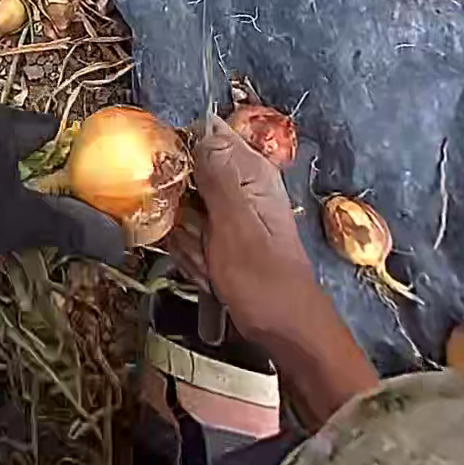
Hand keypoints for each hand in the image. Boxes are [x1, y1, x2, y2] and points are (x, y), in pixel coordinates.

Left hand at [0, 102, 124, 286]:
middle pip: (25, 142)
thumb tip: (119, 242)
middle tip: (49, 207)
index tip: (78, 190)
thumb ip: (68, 226)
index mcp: (4, 123)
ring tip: (16, 214)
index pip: (53, 130)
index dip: (70, 159)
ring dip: (10, 180)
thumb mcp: (18, 223)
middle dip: (40, 172)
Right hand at [168, 116, 319, 339]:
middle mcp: (240, 182)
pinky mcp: (219, 234)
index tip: (177, 181)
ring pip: (182, 204)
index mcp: (250, 170)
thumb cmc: (265, 281)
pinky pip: (187, 231)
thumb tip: (199, 130)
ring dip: (186, 235)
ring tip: (208, 259)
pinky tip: (207, 271)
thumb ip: (217, 176)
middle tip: (198, 234)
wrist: (287, 333)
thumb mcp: (237, 225)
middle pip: (186, 171)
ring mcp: (229, 209)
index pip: (206, 132)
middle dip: (181, 204)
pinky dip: (190, 252)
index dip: (183, 150)